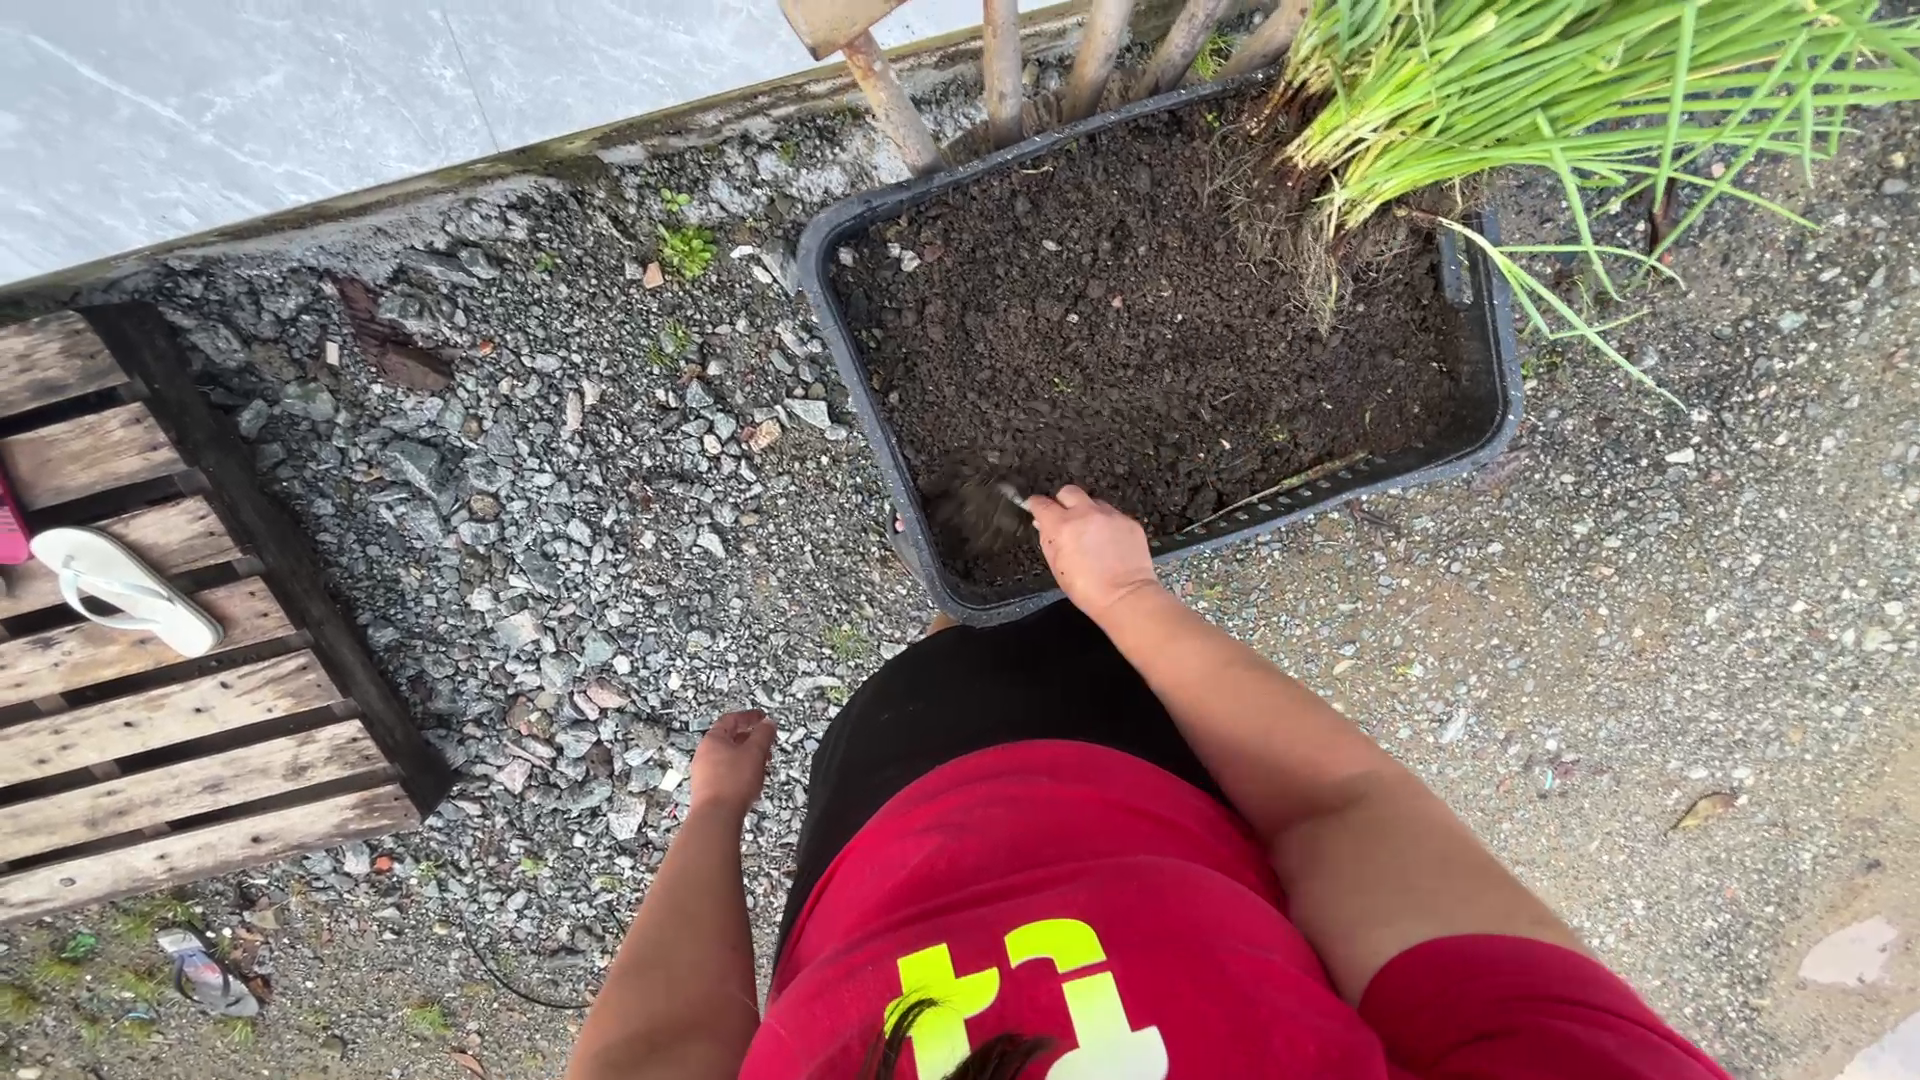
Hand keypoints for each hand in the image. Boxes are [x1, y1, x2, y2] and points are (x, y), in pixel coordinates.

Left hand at [688, 709, 774, 815]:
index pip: (731, 719)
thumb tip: (768, 724)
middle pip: (730, 738)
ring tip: (763, 763)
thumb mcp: (755, 752)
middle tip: (766, 741)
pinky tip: (752, 780)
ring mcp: (704, 773)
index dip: (749, 717)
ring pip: (729, 757)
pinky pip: (726, 774)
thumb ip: (764, 734)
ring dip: (748, 757)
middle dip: (751, 739)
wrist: (716, 817)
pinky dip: (741, 772)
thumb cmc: (731, 784)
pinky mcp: (708, 789)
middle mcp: (704, 754)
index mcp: (712, 740)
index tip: (761, 718)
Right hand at [1026, 485, 1162, 620]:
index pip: (1042, 503)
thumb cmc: (1087, 589)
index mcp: (1062, 526)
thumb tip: (1043, 525)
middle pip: (1068, 491)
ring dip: (1088, 512)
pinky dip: (1108, 524)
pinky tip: (1109, 542)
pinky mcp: (1129, 521)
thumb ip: (1047, 540)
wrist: (1125, 596)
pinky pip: (1113, 514)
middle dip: (1063, 501)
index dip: (1036, 504)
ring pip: (1093, 501)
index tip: (1036, 507)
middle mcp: (1086, 514)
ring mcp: (1110, 515)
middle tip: (1065, 517)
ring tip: (1091, 534)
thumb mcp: (1056, 567)